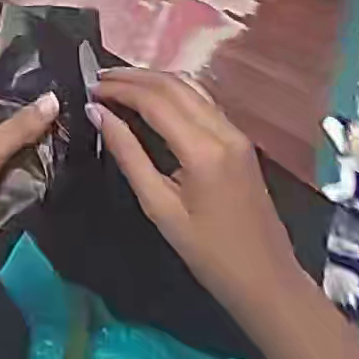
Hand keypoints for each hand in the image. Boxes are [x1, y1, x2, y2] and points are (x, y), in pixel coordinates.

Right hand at [88, 68, 302, 310]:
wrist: (268, 281)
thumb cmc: (209, 253)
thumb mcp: (159, 207)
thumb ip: (127, 154)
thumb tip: (97, 113)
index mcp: (203, 150)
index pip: (154, 100)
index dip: (119, 89)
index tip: (90, 89)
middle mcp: (222, 130)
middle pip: (172, 85)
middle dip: (132, 77)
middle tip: (98, 80)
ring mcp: (235, 132)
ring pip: (189, 86)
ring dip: (151, 79)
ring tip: (118, 83)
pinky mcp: (238, 138)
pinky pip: (201, 99)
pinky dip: (171, 89)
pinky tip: (151, 96)